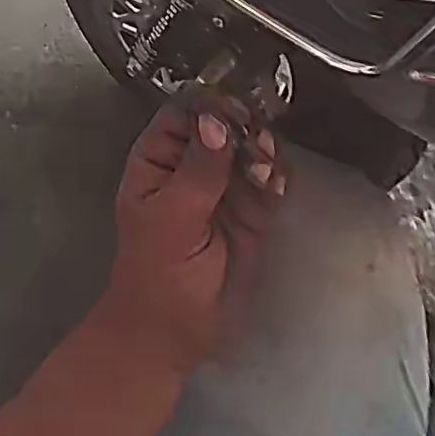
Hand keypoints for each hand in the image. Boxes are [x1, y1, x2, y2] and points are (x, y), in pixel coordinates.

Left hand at [97, 101, 284, 371]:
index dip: (210, 103)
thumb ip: (198, 170)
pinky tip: (276, 183)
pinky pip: (269, 180)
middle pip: (224, 125)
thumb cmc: (157, 271)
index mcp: (159, 156)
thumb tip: (215, 121)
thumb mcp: (173, 217)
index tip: (237, 107)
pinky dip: (277, 175)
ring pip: (250, 148)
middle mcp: (192, 163)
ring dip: (263, 150)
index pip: (185, 111)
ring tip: (265, 169)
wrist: (174, 332)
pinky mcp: (251, 209)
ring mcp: (223, 186)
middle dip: (244, 125)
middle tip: (257, 140)